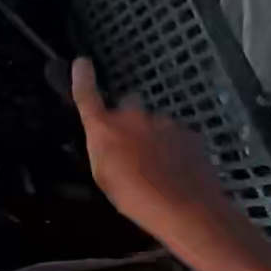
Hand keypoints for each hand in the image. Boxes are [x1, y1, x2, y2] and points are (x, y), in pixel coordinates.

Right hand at [70, 58, 245, 255]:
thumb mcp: (104, 177)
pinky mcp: (188, 132)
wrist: (186, 208)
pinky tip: (177, 172)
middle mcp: (133, 116)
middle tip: (132, 150)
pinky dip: (173, 148)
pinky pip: (174, 135)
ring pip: (153, 124)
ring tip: (158, 170)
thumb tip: (108, 137)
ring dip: (153, 138)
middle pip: (127, 107)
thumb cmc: (134, 198)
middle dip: (128, 122)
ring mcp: (163, 121)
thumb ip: (103, 149)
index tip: (82, 61)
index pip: (87, 96)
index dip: (83, 78)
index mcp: (105, 128)